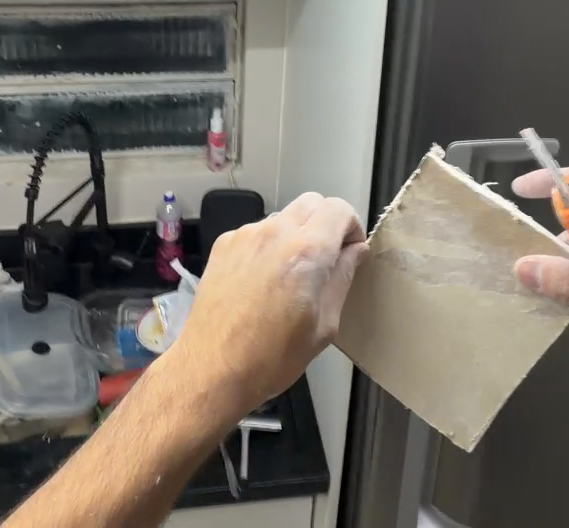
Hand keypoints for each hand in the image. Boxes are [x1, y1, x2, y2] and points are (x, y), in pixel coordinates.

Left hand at [170, 193, 368, 414]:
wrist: (212, 368)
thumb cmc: (273, 357)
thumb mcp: (324, 326)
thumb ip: (342, 278)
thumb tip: (355, 250)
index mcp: (307, 251)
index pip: (338, 208)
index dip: (351, 226)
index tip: (349, 251)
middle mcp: (275, 232)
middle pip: (312, 201)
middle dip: (325, 222)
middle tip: (326, 257)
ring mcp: (245, 235)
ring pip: (283, 216)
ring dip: (295, 233)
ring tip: (289, 274)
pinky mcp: (224, 243)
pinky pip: (256, 231)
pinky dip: (267, 245)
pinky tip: (261, 280)